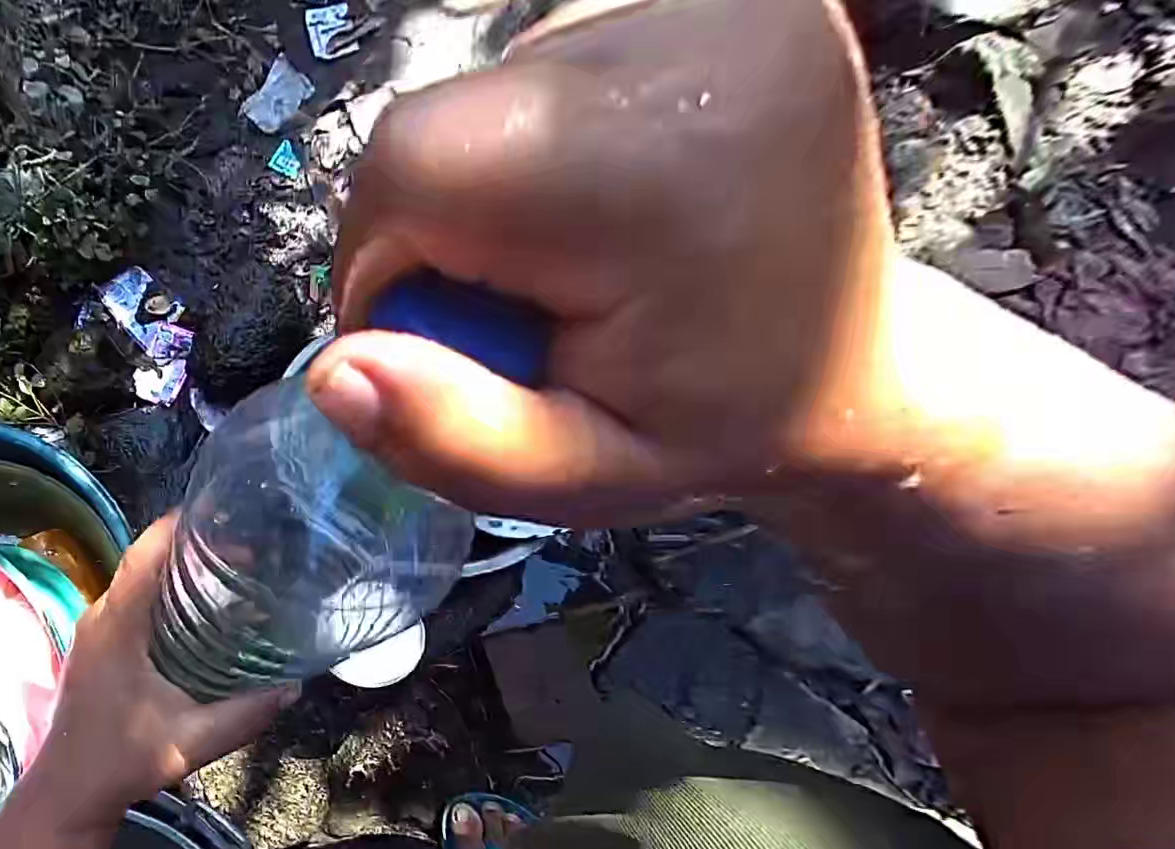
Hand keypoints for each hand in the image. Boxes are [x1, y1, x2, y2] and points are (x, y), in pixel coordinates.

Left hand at [23, 516, 295, 826]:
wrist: (67, 791)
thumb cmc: (121, 762)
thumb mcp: (189, 742)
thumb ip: (244, 715)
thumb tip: (294, 687)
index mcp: (117, 627)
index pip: (145, 555)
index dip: (181, 526)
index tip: (224, 513)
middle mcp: (101, 616)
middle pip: (145, 559)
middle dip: (193, 545)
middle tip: (246, 547)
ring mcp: (96, 628)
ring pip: (139, 577)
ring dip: (181, 567)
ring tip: (231, 568)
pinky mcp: (99, 642)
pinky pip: (134, 598)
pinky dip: (168, 589)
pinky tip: (202, 606)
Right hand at [309, 0, 894, 524]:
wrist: (846, 366)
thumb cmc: (702, 434)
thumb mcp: (568, 479)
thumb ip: (446, 438)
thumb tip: (329, 375)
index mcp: (655, 170)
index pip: (410, 169)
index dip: (381, 270)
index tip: (432, 343)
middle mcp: (687, 35)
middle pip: (425, 130)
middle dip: (415, 244)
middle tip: (494, 319)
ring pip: (461, 106)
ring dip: (465, 210)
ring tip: (553, 276)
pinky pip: (513, 83)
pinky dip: (508, 167)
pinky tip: (579, 221)